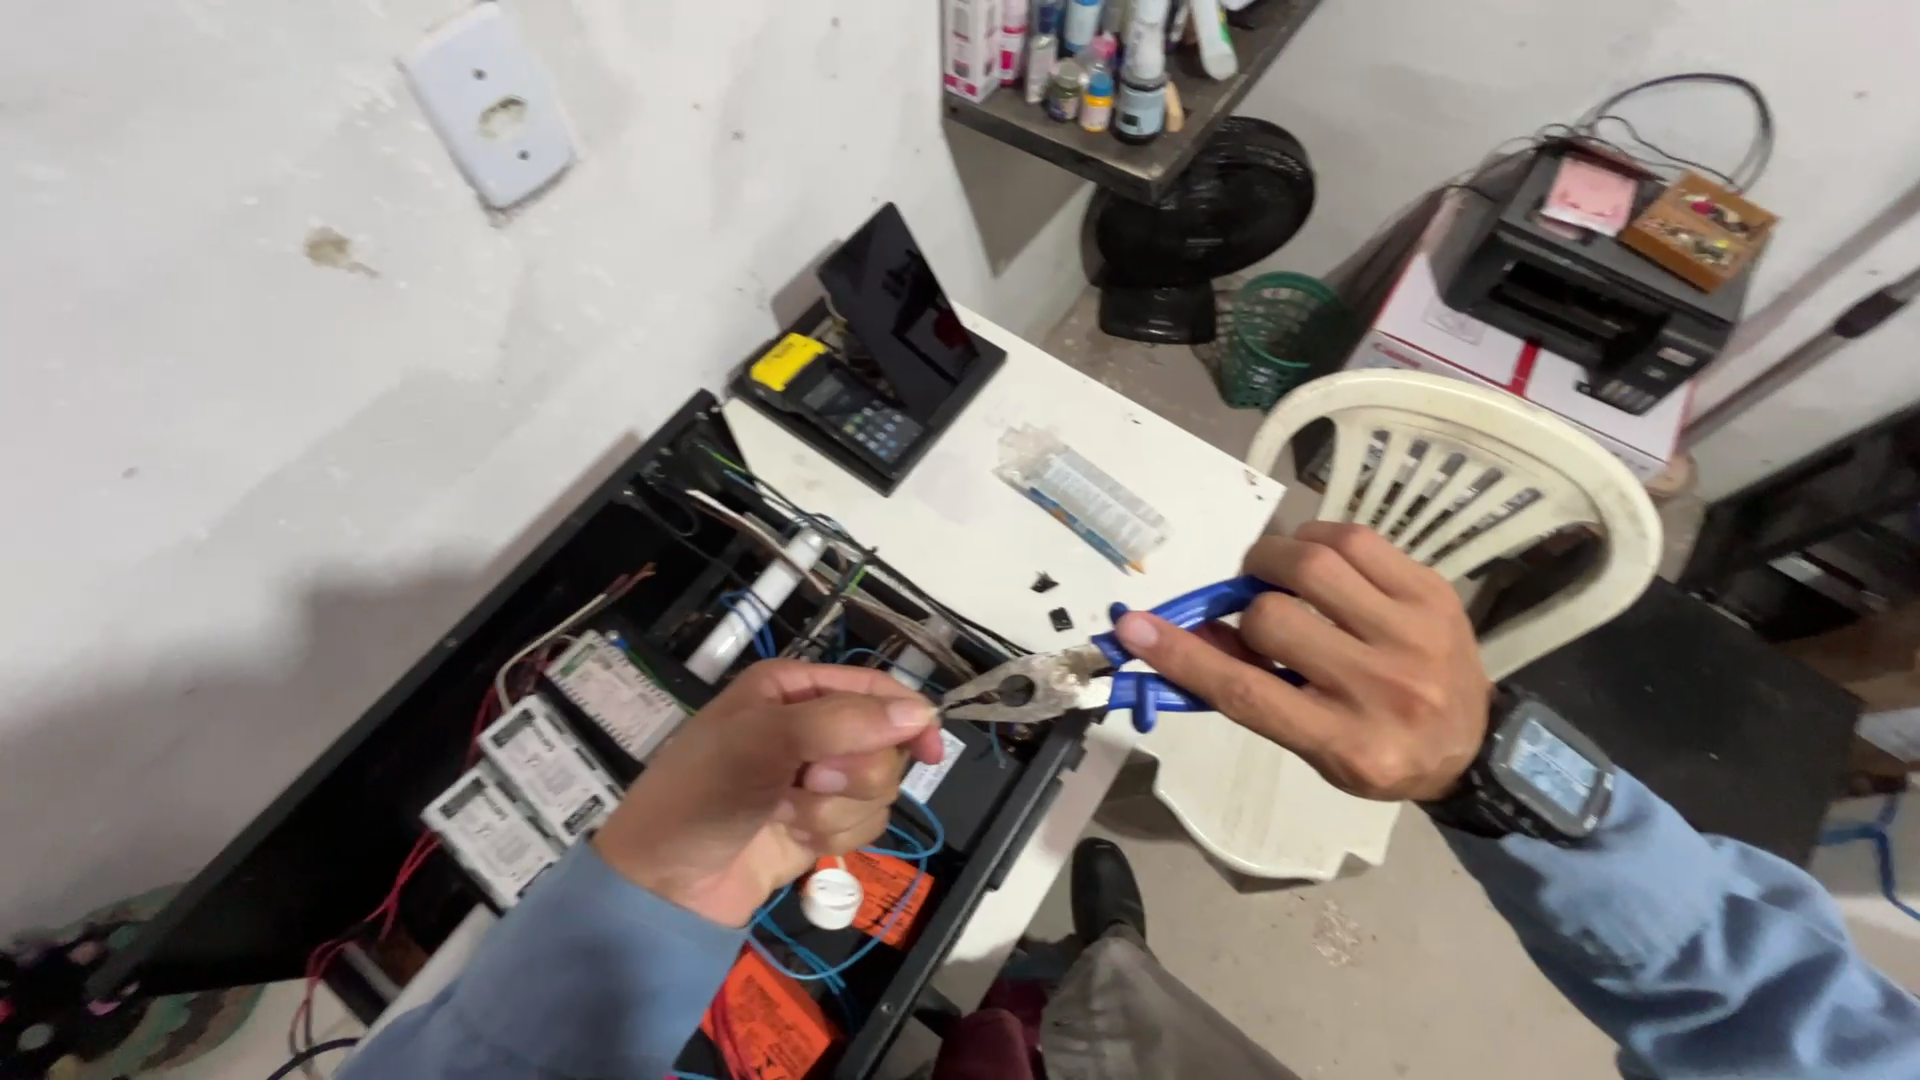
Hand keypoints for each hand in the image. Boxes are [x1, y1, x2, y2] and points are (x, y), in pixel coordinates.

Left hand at [592, 660, 944, 926]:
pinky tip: (793, 839)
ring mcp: (817, 779)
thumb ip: (844, 723)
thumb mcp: (765, 742)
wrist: (661, 887)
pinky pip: (864, 825)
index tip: (929, 750)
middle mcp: (811, 727)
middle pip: (882, 744)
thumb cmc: (702, 793)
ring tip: (786, 814)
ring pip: (877, 789)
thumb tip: (921, 713)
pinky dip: (833, 837)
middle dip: (850, 773)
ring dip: (836, 811)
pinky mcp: (820, 825)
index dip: (906, 715)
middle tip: (806, 782)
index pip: (873, 689)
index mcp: (795, 689)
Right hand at [1115, 522, 1492, 801]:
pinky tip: (1317, 557)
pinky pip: (1354, 539)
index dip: (1182, 656)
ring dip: (1273, 561)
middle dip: (1247, 606)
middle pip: (1274, 619)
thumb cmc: (1373, 749)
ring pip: (1312, 566)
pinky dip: (1315, 538)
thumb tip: (1187, 632)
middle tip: (1252, 604)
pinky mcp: (1434, 592)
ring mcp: (1417, 636)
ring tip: (1276, 572)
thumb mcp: (1306, 742)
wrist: (1475, 743)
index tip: (1132, 626)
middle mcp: (1386, 691)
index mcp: (1346, 744)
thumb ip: (1248, 688)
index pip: (1247, 693)